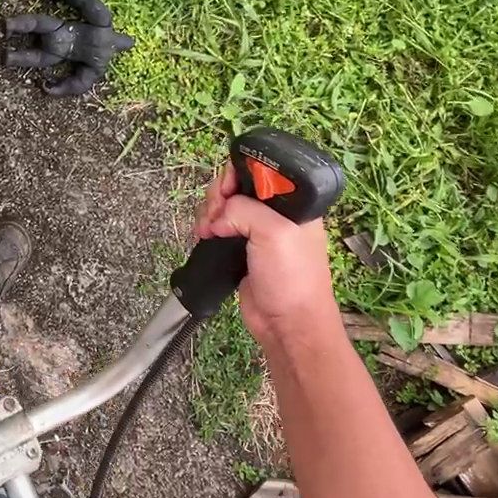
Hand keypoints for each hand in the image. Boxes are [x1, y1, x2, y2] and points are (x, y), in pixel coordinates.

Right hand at [193, 164, 337, 342]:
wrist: (287, 325)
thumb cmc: (291, 278)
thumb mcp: (273, 232)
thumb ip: (242, 210)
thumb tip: (218, 219)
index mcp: (294, 204)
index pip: (261, 172)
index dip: (239, 175)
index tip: (228, 191)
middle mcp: (275, 214)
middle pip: (236, 186)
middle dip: (220, 196)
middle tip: (216, 216)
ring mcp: (256, 232)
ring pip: (223, 204)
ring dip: (209, 212)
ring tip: (208, 231)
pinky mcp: (239, 248)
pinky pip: (217, 225)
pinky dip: (206, 226)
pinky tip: (204, 235)